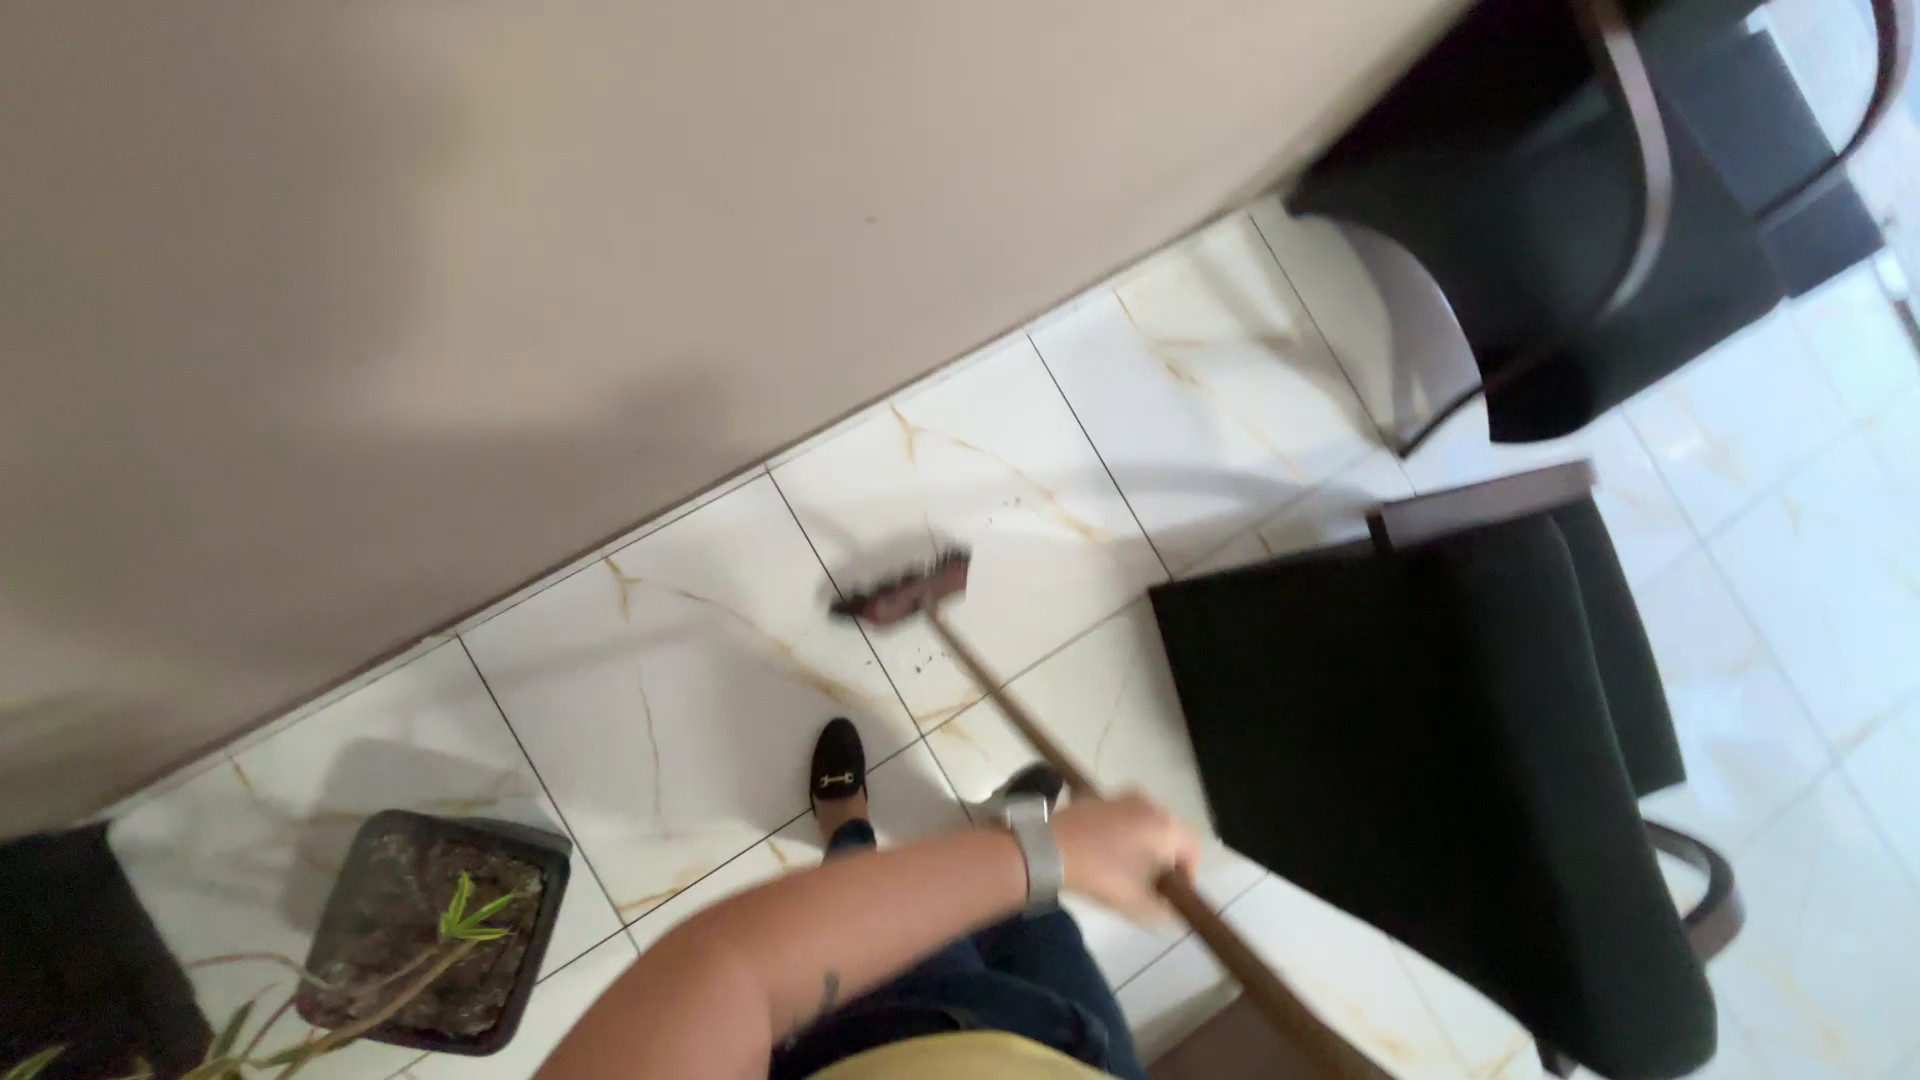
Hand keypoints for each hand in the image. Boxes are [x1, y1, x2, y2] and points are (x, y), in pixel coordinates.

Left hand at [1049, 792, 1201, 921]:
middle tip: (1152, 885)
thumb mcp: (1135, 903)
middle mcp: (1147, 803)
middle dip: (1165, 859)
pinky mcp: (1096, 797)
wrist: (1049, 846)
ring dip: (1142, 846)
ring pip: (1143, 823)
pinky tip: (1103, 854)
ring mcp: (1119, 796)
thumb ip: (1160, 911)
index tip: (1175, 894)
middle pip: (1168, 832)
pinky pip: (1120, 817)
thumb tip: (1167, 913)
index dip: (1189, 873)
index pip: (1193, 847)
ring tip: (1126, 871)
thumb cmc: (1101, 873)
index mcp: (1164, 825)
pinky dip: (1120, 834)